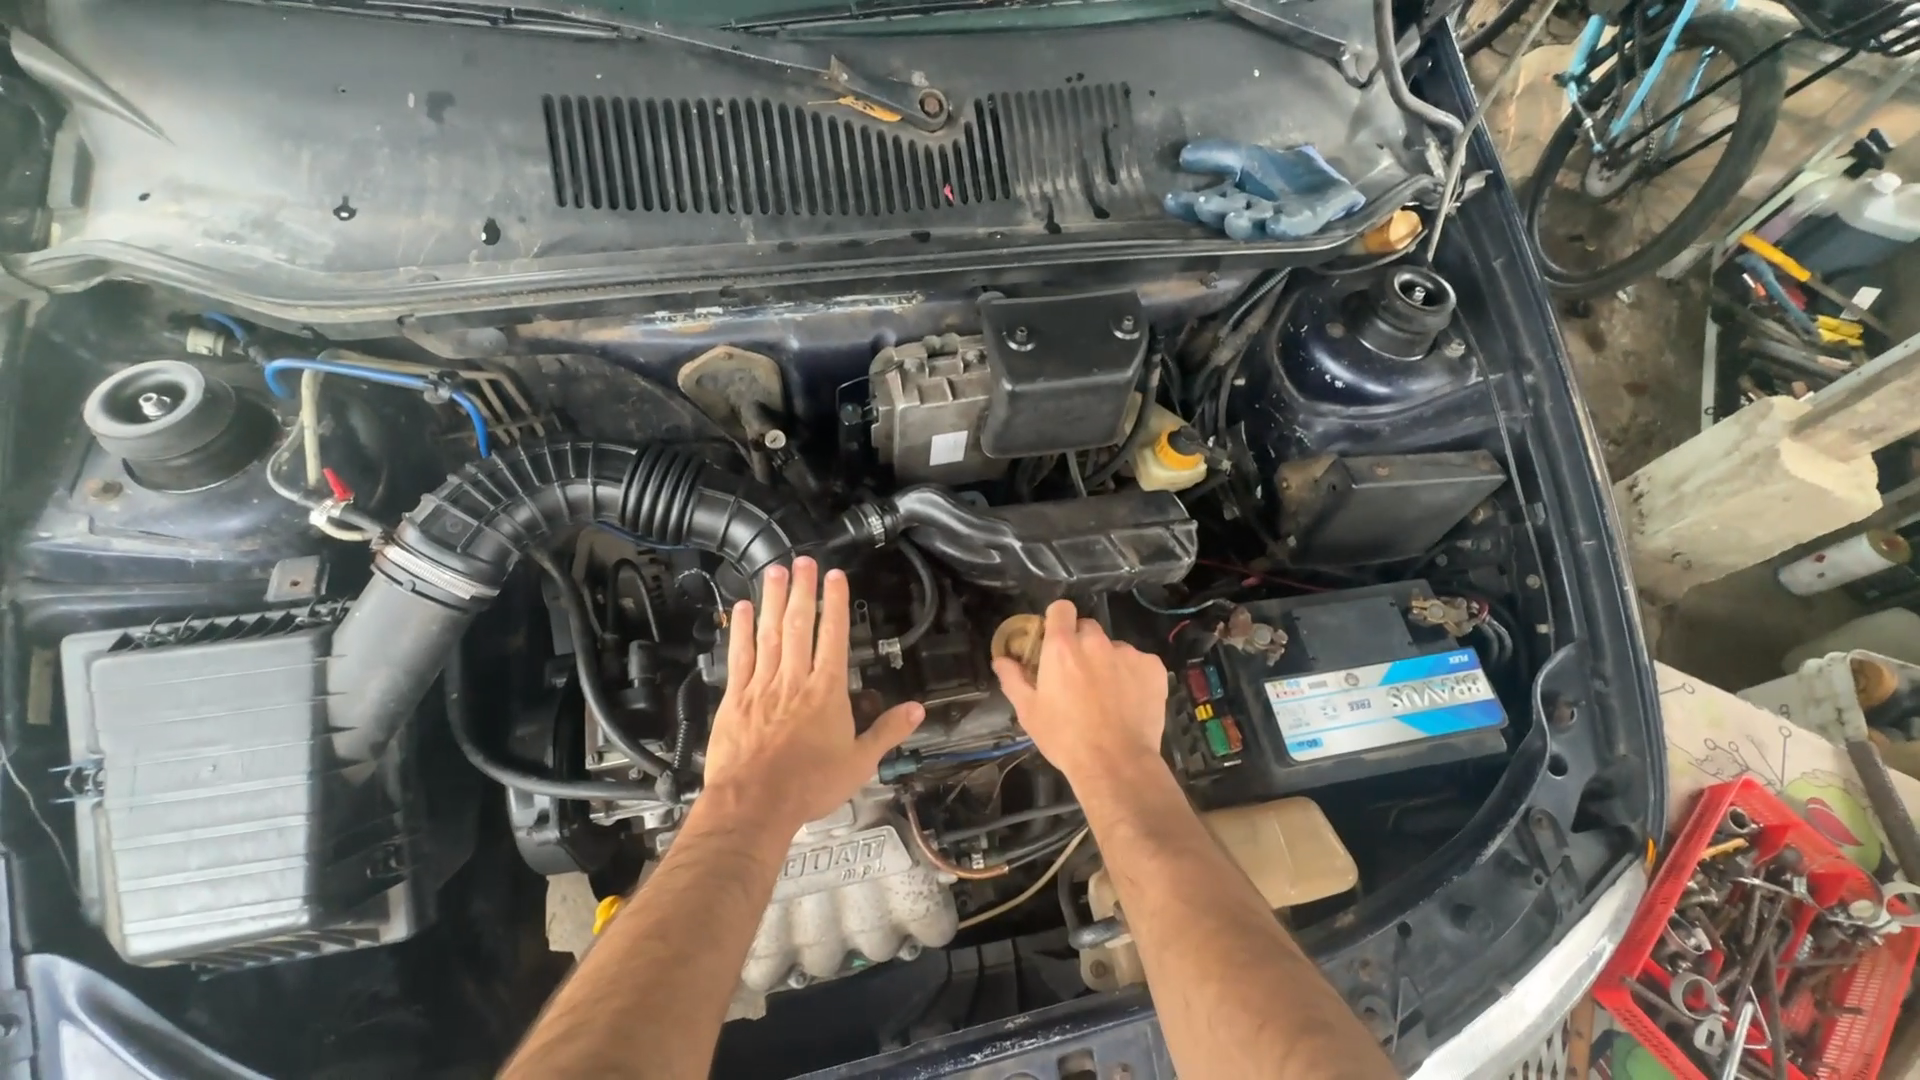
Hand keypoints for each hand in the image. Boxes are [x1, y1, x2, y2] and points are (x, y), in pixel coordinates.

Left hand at [702, 557, 924, 831]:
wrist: (754, 804)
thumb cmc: (810, 785)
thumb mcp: (859, 763)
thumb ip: (887, 731)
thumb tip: (918, 710)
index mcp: (826, 691)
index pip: (833, 636)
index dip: (835, 604)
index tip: (834, 577)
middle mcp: (794, 679)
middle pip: (798, 624)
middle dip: (802, 589)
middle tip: (803, 560)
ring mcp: (762, 685)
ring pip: (768, 633)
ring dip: (772, 599)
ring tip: (775, 570)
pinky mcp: (735, 698)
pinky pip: (739, 656)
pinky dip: (741, 630)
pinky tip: (742, 608)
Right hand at [992, 600, 1169, 788]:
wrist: (1116, 764)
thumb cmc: (1065, 738)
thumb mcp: (1029, 711)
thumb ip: (1013, 678)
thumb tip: (1001, 659)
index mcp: (1062, 648)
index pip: (1061, 608)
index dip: (1057, 620)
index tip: (1055, 638)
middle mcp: (1096, 642)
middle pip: (1087, 628)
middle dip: (1082, 645)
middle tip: (1078, 676)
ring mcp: (1128, 653)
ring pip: (1114, 648)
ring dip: (1108, 663)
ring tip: (1108, 696)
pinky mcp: (1153, 668)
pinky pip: (1139, 663)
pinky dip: (1133, 676)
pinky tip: (1129, 701)